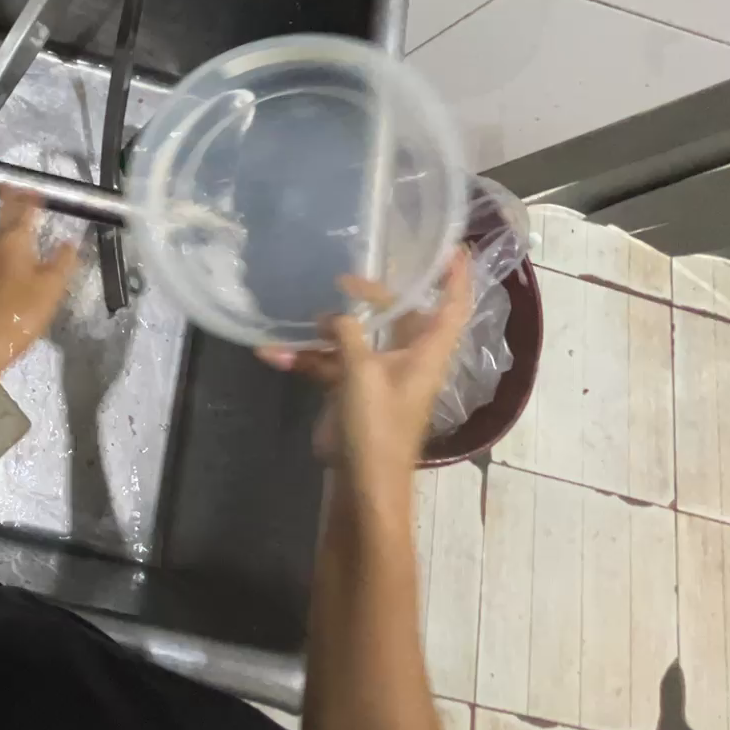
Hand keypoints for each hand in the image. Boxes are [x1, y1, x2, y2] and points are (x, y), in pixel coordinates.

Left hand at [0, 188, 81, 374]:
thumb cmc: (23, 310)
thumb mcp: (53, 285)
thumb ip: (64, 259)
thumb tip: (70, 241)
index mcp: (14, 240)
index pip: (24, 210)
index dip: (31, 198)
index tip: (37, 188)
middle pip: (3, 216)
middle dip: (10, 200)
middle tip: (14, 186)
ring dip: (6, 219)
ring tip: (15, 213)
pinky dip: (3, 239)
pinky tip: (9, 248)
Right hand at [258, 250, 472, 481]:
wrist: (362, 482)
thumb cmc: (377, 425)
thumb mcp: (362, 373)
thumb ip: (348, 335)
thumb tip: (331, 315)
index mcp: (426, 354)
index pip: (452, 307)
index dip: (456, 277)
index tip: (451, 247)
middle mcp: (406, 359)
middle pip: (398, 317)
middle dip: (374, 296)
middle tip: (345, 279)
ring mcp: (377, 376)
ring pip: (355, 339)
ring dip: (326, 331)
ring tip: (302, 317)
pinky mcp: (350, 391)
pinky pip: (328, 364)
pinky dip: (304, 359)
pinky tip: (273, 353)